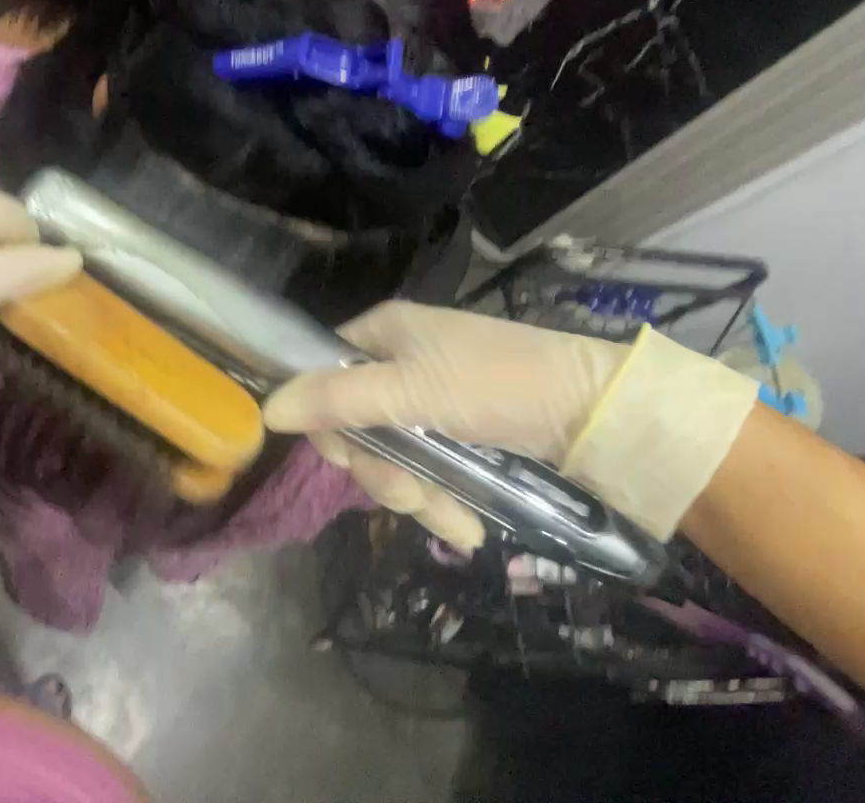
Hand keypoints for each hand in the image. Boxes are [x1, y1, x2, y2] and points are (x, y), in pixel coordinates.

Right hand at [263, 302, 758, 547]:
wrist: (598, 412)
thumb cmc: (498, 387)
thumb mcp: (411, 392)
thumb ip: (337, 400)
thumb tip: (266, 410)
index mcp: (384, 334)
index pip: (322, 374)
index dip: (327, 421)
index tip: (348, 457)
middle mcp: (401, 361)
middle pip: (355, 424)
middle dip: (381, 471)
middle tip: (410, 496)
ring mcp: (431, 397)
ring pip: (391, 454)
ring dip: (414, 494)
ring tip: (453, 523)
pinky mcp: (459, 431)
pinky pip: (426, 467)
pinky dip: (440, 499)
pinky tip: (465, 529)